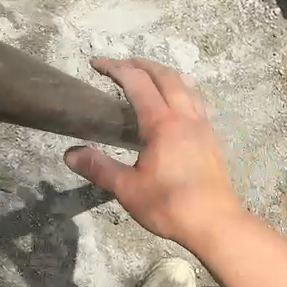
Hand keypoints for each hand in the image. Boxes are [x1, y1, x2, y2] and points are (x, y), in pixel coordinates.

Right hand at [63, 58, 246, 247]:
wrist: (215, 223)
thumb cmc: (170, 206)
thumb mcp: (128, 189)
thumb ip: (100, 168)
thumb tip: (70, 154)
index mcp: (163, 123)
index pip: (137, 82)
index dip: (116, 68)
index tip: (97, 64)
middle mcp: (185, 117)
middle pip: (165, 76)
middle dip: (141, 64)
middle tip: (120, 64)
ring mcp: (203, 126)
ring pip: (186, 86)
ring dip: (164, 74)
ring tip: (148, 76)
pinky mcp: (212, 138)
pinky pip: (196, 101)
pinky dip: (181, 90)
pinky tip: (175, 104)